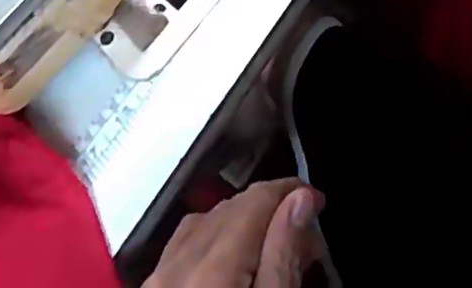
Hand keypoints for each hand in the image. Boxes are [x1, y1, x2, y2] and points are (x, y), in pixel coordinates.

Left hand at [143, 179, 323, 287]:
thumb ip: (283, 256)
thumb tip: (300, 198)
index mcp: (213, 269)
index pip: (255, 200)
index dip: (290, 191)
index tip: (318, 202)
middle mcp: (175, 269)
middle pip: (228, 209)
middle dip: (268, 208)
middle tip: (304, 232)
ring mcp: (153, 283)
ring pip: (200, 227)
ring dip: (238, 223)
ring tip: (270, 243)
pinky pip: (177, 252)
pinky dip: (208, 243)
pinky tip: (226, 262)